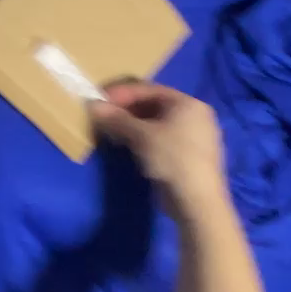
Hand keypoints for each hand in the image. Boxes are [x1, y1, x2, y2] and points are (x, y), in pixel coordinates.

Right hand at [90, 83, 225, 205]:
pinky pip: (161, 137)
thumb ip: (116, 118)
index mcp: (187, 103)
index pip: (148, 89)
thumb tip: (92, 105)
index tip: (98, 99)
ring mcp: (193, 136)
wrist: (197, 201)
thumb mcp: (141, 135)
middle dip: (125, 110)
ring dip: (131, 125)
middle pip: (152, 105)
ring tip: (111, 131)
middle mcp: (194, 115)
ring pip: (155, 122)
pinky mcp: (189, 155)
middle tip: (103, 116)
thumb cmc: (172, 158)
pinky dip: (142, 138)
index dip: (121, 93)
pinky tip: (127, 145)